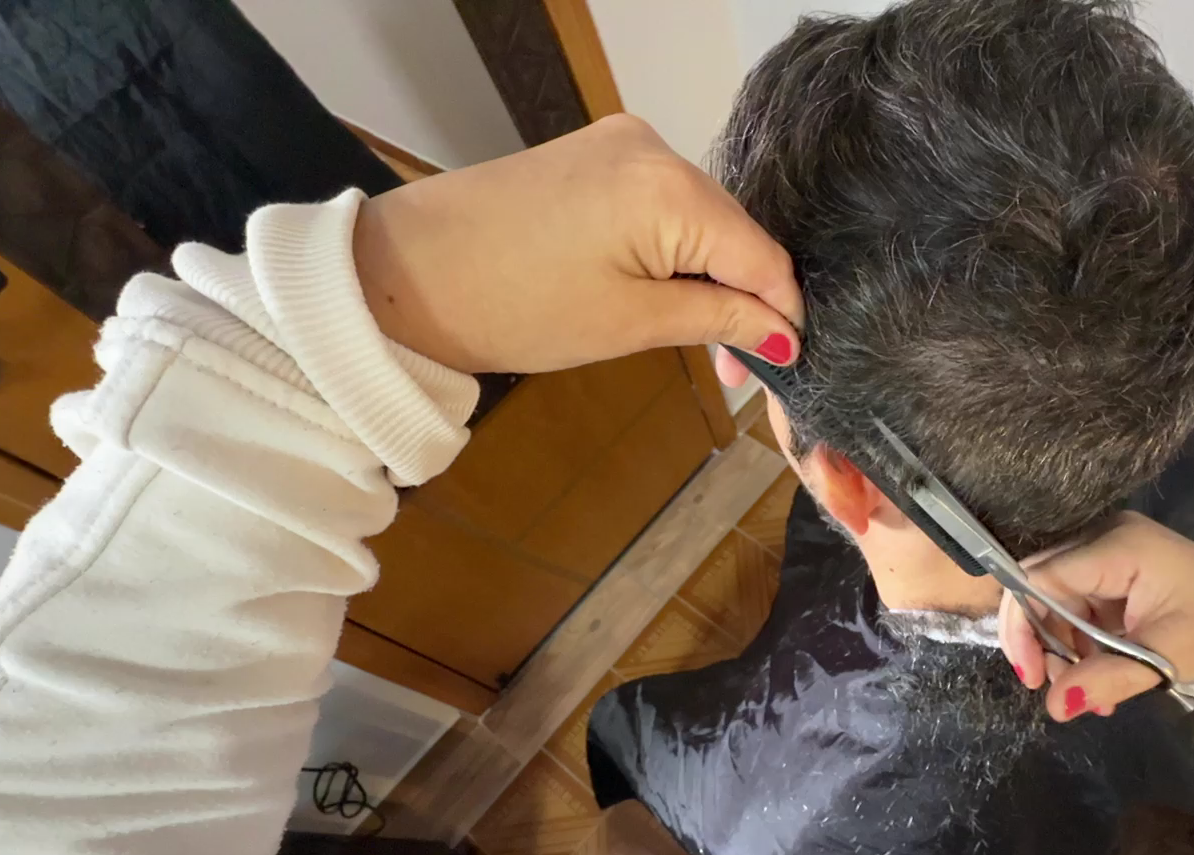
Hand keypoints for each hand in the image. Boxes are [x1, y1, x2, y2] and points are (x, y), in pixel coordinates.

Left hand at [352, 114, 802, 377]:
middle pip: (735, 234)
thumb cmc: (522, 309)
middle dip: (744, 300)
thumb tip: (786, 336)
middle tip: (738, 370)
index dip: (783, 312)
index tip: (788, 364)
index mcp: (671, 189)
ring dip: (711, 282)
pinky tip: (670, 295)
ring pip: (702, 223)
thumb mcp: (634, 322)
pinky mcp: (598, 156)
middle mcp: (657, 148)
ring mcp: (624, 144)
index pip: (762, 255)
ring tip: (705, 343)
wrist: (405, 275)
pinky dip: (677, 256)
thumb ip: (721, 320)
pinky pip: (666, 209)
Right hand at [999, 513, 1193, 721]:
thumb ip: (1107, 679)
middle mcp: (1103, 538)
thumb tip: (1055, 707)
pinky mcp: (1108, 567)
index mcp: (1120, 549)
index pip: (1041, 577)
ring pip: (1051, 597)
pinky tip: (1094, 672)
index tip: (1032, 675)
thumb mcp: (1165, 659)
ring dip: (1058, 646)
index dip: (1023, 625)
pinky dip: (1075, 639)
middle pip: (1039, 585)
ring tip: (1085, 690)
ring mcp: (1105, 549)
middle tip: (1053, 687)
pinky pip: (1071, 601)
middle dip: (1039, 641)